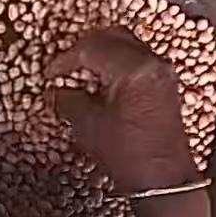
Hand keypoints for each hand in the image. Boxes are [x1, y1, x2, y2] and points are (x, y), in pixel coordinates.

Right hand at [48, 29, 199, 194]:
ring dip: (102, 54)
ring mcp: (161, 72)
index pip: (91, 48)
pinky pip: (137, 60)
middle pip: (112, 37)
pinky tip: (101, 84)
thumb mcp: (88, 126)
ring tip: (81, 75)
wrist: (162, 179)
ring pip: (126, 45)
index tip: (51, 72)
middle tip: (64, 65)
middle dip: (84, 48)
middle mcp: (151, 63)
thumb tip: (55, 92)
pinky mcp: (164, 84)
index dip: (65, 59)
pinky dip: (116, 64)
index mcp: (132, 69)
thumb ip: (68, 102)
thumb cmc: (127, 154)